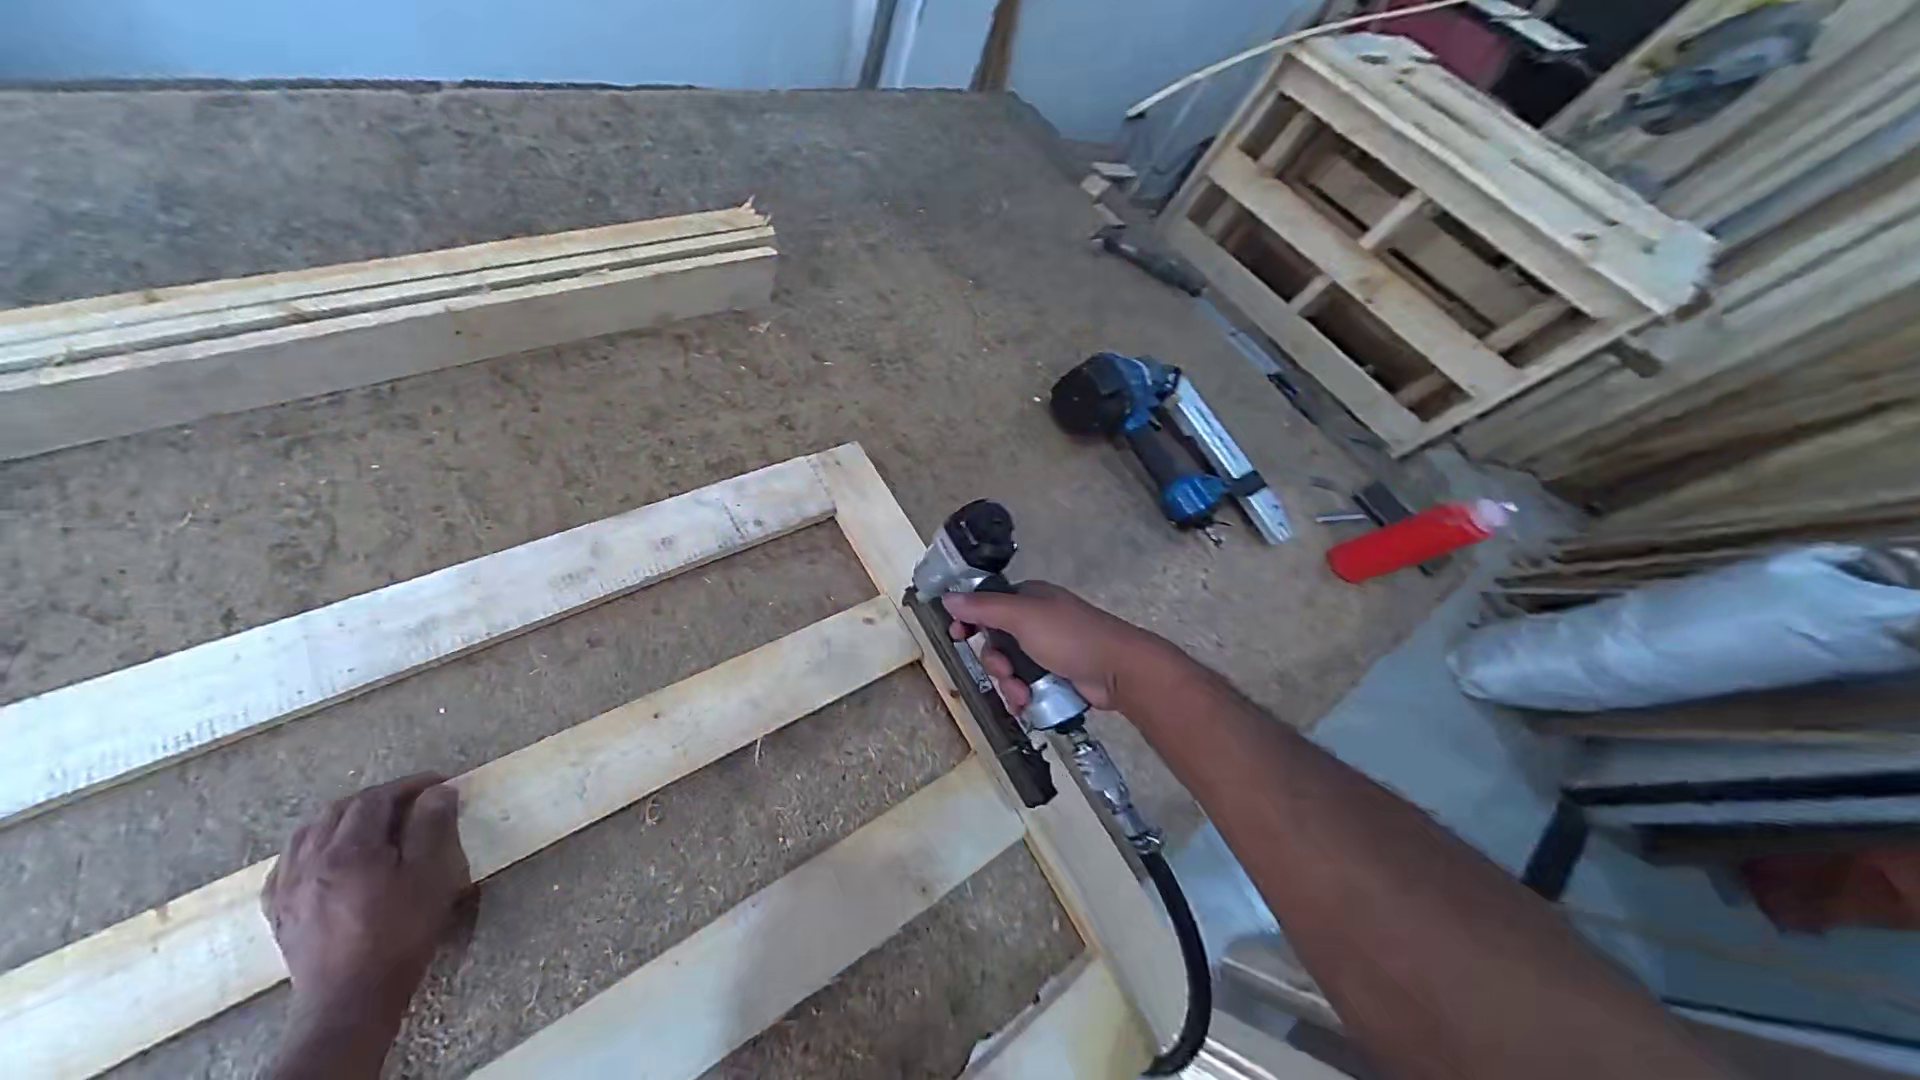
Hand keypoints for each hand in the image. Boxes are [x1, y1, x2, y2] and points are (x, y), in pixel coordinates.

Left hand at [263, 774, 470, 1021]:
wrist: (352, 997)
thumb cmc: (402, 930)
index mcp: (349, 849)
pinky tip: (329, 854)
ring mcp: (287, 888)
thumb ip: (433, 827)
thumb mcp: (432, 874)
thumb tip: (438, 792)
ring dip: (343, 817)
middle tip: (412, 799)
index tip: (440, 783)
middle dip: (377, 797)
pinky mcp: (279, 911)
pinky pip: (288, 863)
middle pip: (338, 810)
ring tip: (373, 820)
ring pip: (308, 833)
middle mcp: (310, 861)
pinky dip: (313, 845)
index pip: (376, 798)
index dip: (410, 785)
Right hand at [944, 581, 1172, 711]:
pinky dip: (1021, 694)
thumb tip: (948, 598)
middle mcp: (1035, 621)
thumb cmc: (1069, 636)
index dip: (970, 620)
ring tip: (1022, 694)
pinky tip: (1026, 704)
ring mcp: (1045, 649)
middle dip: (995, 662)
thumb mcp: (1023, 617)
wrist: (1118, 670)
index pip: (987, 604)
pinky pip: (1024, 684)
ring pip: (1008, 667)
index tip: (957, 636)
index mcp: (1029, 598)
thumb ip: (984, 608)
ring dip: (1008, 683)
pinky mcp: (1054, 674)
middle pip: (994, 641)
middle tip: (1005, 672)